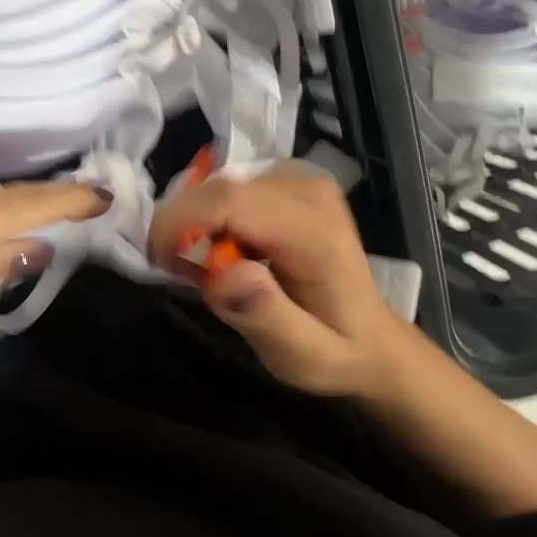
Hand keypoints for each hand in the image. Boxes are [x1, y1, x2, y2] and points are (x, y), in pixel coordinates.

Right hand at [149, 161, 406, 396]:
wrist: (373, 337)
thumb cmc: (335, 351)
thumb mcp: (302, 356)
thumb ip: (265, 317)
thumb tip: (227, 274)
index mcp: (316, 234)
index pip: (229, 202)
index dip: (181, 224)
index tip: (163, 265)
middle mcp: (309, 192)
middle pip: (217, 189)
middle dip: (183, 229)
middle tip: (185, 276)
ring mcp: (298, 180)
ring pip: (216, 187)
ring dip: (195, 226)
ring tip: (208, 270)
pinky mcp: (286, 181)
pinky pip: (227, 189)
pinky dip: (211, 219)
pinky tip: (225, 251)